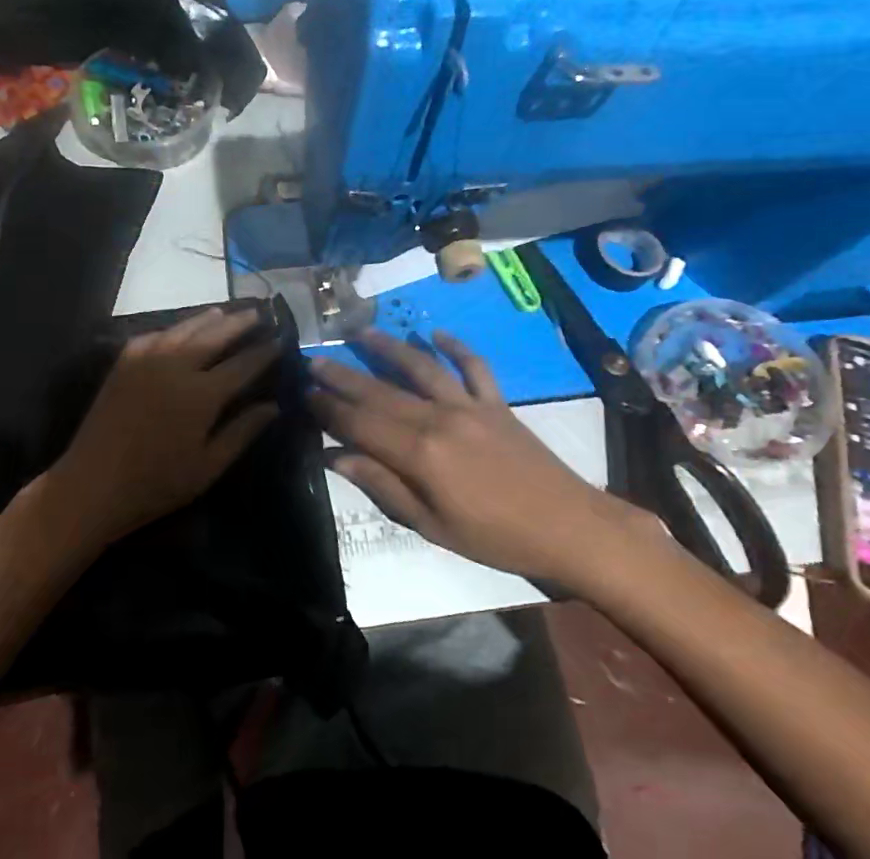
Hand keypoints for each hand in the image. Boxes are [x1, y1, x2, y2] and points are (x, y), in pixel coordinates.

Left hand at [45, 308, 279, 544]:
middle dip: (240, 323)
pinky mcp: (124, 364)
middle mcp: (176, 366)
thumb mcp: (209, 466)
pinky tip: (181, 329)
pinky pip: (154, 335)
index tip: (282, 340)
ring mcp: (146, 361)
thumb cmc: (157, 484)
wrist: (91, 486)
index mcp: (202, 394)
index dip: (265, 352)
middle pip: (215, 336)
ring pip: (185, 329)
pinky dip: (174, 328)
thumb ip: (243, 431)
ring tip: (226, 312)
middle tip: (260, 313)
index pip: (244, 364)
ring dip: (209, 319)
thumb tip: (274, 406)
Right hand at [310, 329, 647, 583]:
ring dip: (389, 348)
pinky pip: (474, 366)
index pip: (361, 423)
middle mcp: (439, 417)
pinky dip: (456, 347)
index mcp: (419, 453)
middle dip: (344, 376)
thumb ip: (383, 485)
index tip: (304, 392)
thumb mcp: (431, 524)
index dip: (330, 408)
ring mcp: (470, 404)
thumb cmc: (493, 537)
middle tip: (315, 361)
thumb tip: (337, 458)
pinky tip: (438, 334)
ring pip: (421, 367)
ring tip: (361, 333)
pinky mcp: (497, 402)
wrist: (565, 523)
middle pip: (382, 391)